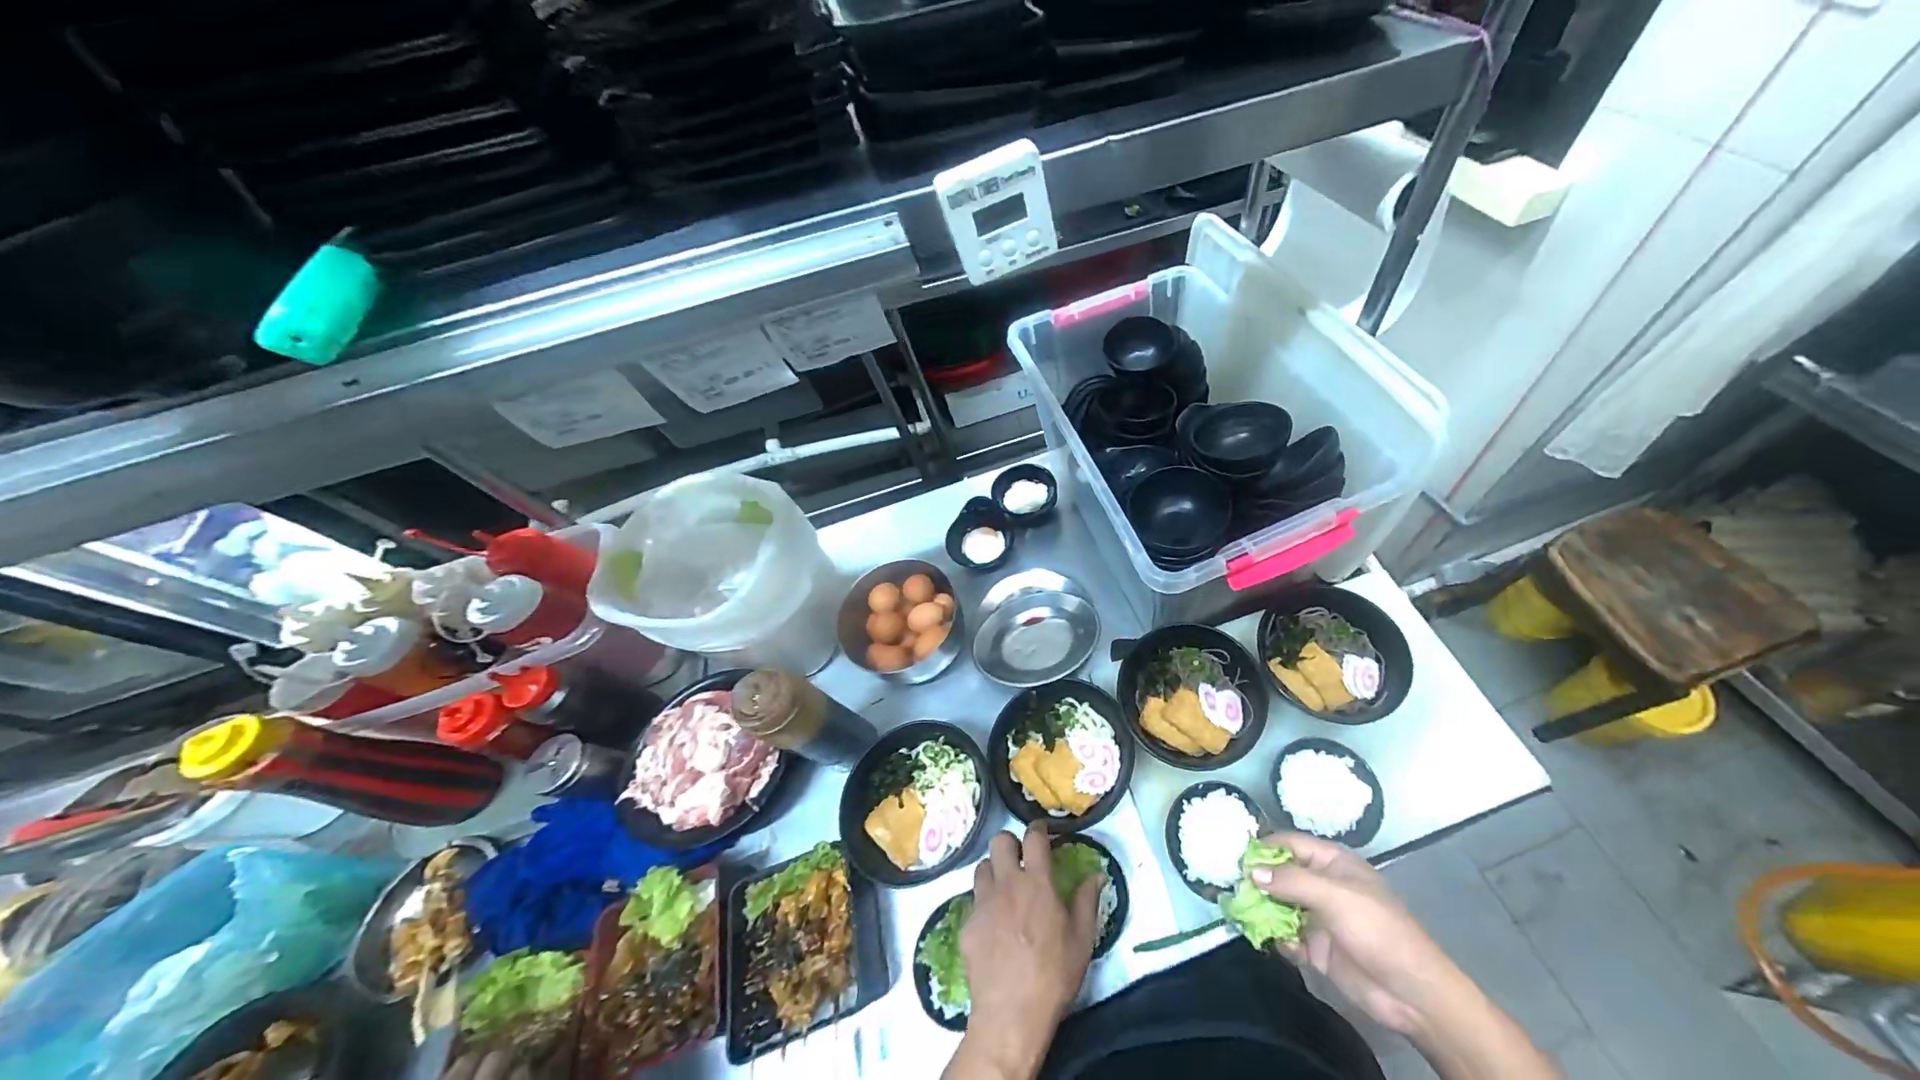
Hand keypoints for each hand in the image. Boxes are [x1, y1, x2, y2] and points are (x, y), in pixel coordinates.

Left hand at [943, 823, 1103, 1079]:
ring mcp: (982, 902)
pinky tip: (994, 923)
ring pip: (982, 867)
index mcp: (1037, 883)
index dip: (1038, 828)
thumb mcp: (1081, 939)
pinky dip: (984, 903)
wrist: (1012, 1011)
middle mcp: (1006, 884)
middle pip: (999, 841)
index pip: (1034, 838)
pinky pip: (973, 900)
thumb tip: (1097, 874)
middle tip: (1021, 859)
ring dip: (994, 871)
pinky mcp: (967, 923)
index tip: (1042, 830)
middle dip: (1010, 843)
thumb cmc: (1054, 974)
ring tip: (1005, 889)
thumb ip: (1087, 900)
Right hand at [1252, 831, 1466, 1036]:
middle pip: (1278, 873)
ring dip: (1261, 909)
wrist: (1413, 993)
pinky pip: (1285, 935)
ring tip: (1240, 914)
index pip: (1288, 843)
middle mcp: (1322, 884)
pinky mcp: (1315, 947)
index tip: (1234, 857)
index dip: (1263, 848)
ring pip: (1278, 905)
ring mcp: (1318, 916)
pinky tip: (1270, 941)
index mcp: (1332, 863)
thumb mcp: (1335, 897)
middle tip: (1230, 887)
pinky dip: (1275, 937)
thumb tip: (1250, 870)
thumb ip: (1291, 880)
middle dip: (1256, 880)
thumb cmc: (1378, 931)